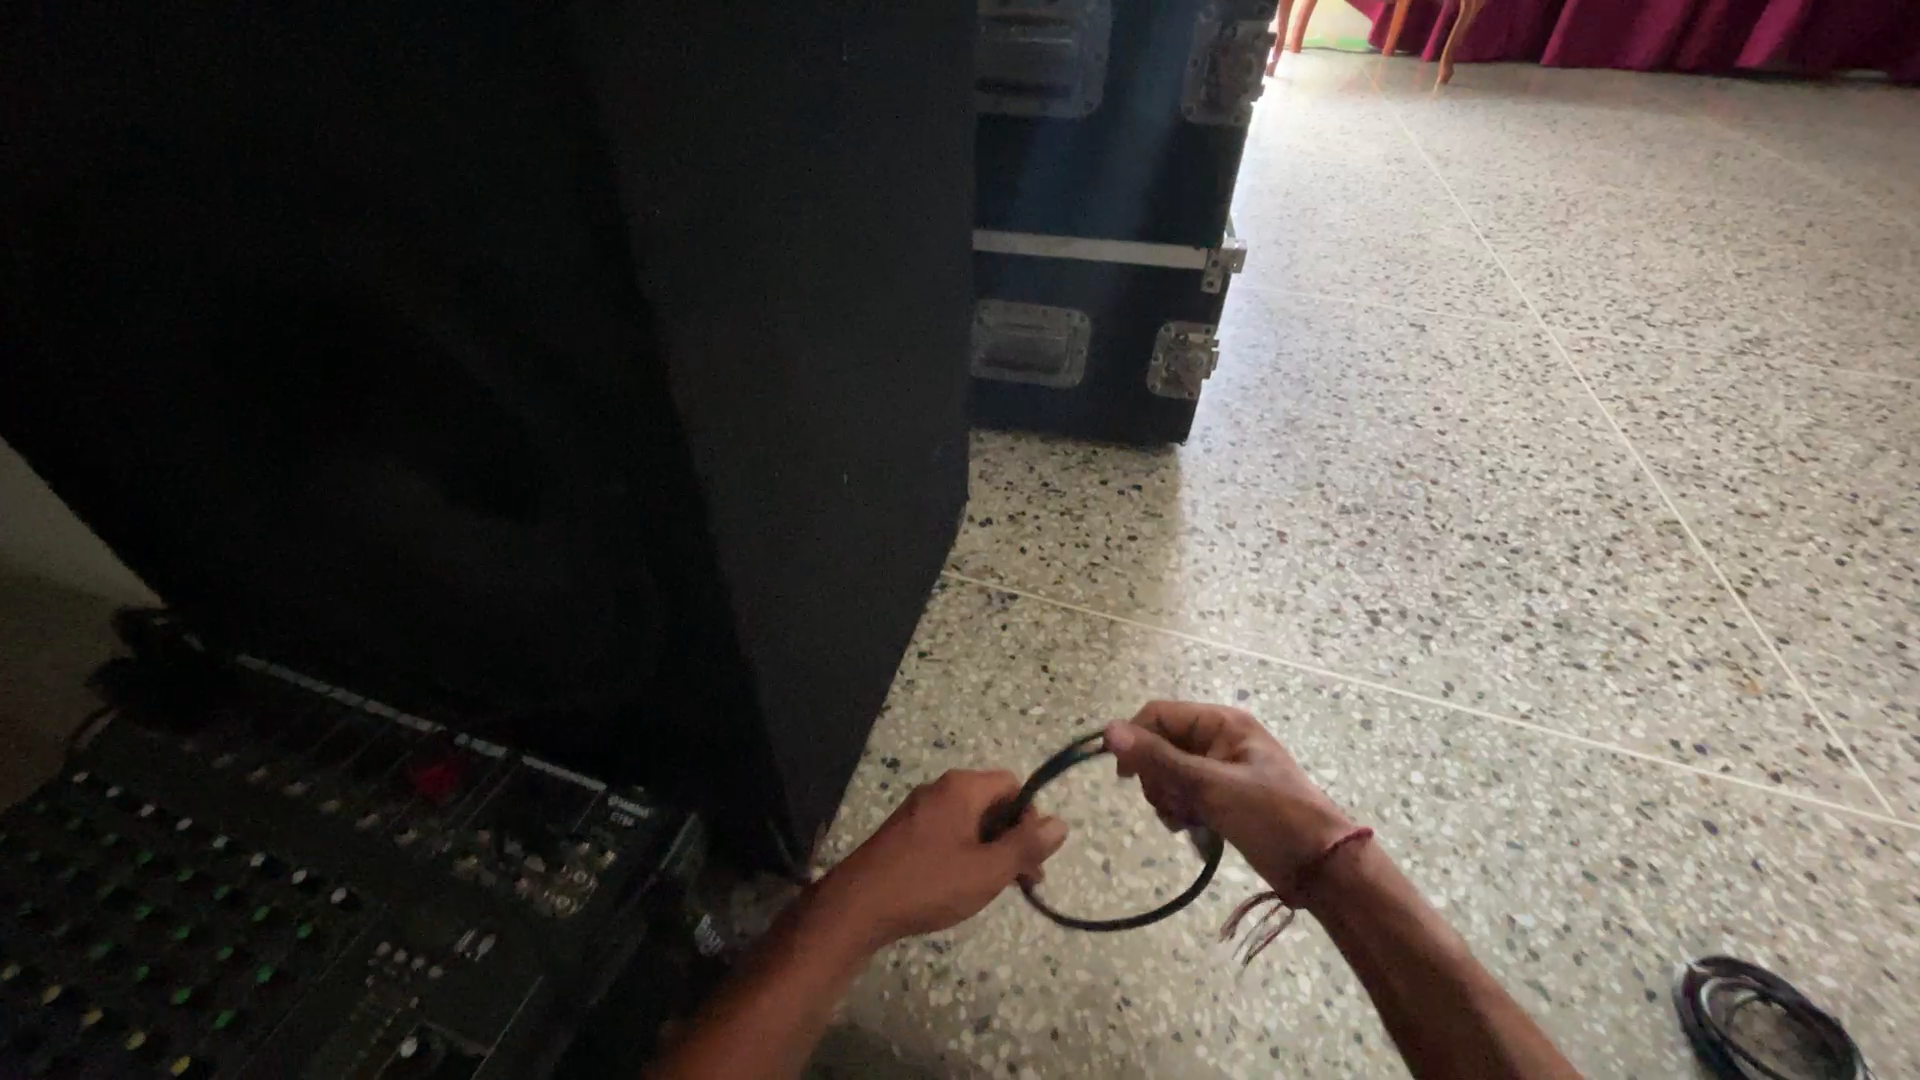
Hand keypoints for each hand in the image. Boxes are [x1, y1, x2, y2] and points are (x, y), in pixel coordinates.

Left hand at [812, 770, 1067, 953]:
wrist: (857, 905)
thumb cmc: (928, 884)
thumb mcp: (987, 870)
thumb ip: (1026, 846)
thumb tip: (1060, 823)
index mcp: (962, 788)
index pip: (1012, 785)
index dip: (1030, 817)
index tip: (1031, 856)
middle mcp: (940, 789)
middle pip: (992, 801)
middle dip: (1012, 837)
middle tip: (1021, 880)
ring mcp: (919, 809)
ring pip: (970, 820)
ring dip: (990, 848)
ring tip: (994, 888)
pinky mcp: (904, 831)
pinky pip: (947, 831)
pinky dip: (964, 851)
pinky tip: (961, 885)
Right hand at [1105, 701, 1353, 890]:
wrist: (1322, 868)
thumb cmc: (1271, 816)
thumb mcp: (1210, 785)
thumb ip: (1158, 759)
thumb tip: (1108, 731)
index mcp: (1222, 722)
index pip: (1158, 715)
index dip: (1136, 740)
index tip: (1126, 777)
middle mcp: (1219, 739)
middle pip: (1160, 745)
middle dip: (1157, 776)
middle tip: (1171, 804)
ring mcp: (1220, 769)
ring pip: (1168, 773)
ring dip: (1167, 796)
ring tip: (1185, 819)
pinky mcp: (1222, 796)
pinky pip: (1183, 793)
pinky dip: (1180, 809)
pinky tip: (1191, 827)